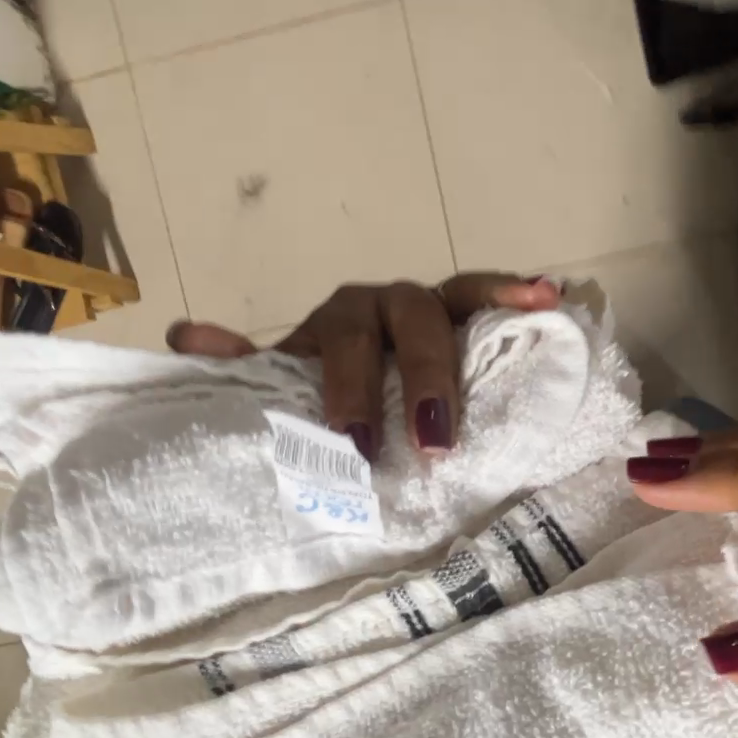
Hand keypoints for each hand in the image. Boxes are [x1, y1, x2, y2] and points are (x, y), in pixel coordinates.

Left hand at [166, 274, 559, 459]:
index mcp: (336, 326)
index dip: (351, 390)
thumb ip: (244, 372)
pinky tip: (550, 293)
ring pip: (451, 302)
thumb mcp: (282, 390)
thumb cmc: (323, 396)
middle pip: (405, 323)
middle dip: (420, 379)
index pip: (345, 345)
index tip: (357, 448)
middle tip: (430, 443)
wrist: (356, 382)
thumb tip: (186, 339)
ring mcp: (427, 306)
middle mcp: (382, 305)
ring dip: (489, 311)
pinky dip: (516, 288)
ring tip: (528, 321)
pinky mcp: (465, 316)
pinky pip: (490, 295)